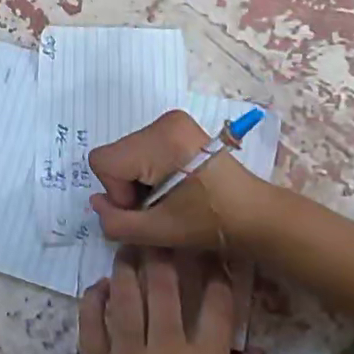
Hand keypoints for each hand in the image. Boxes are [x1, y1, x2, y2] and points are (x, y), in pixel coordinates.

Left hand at [71, 251, 262, 353]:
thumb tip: (254, 349)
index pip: (217, 306)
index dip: (221, 273)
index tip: (219, 250)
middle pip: (164, 286)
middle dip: (167, 250)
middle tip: (166, 227)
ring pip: (126, 295)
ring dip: (129, 264)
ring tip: (132, 243)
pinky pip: (90, 321)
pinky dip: (94, 297)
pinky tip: (102, 284)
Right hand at [87, 111, 271, 249]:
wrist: (256, 214)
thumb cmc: (211, 223)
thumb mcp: (157, 232)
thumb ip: (116, 221)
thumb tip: (97, 202)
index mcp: (160, 141)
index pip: (104, 162)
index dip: (116, 191)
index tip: (146, 208)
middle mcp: (163, 122)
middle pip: (115, 156)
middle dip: (127, 185)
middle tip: (158, 206)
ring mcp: (172, 121)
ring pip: (126, 153)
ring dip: (137, 180)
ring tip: (167, 198)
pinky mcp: (178, 127)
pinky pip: (142, 148)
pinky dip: (148, 170)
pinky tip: (172, 186)